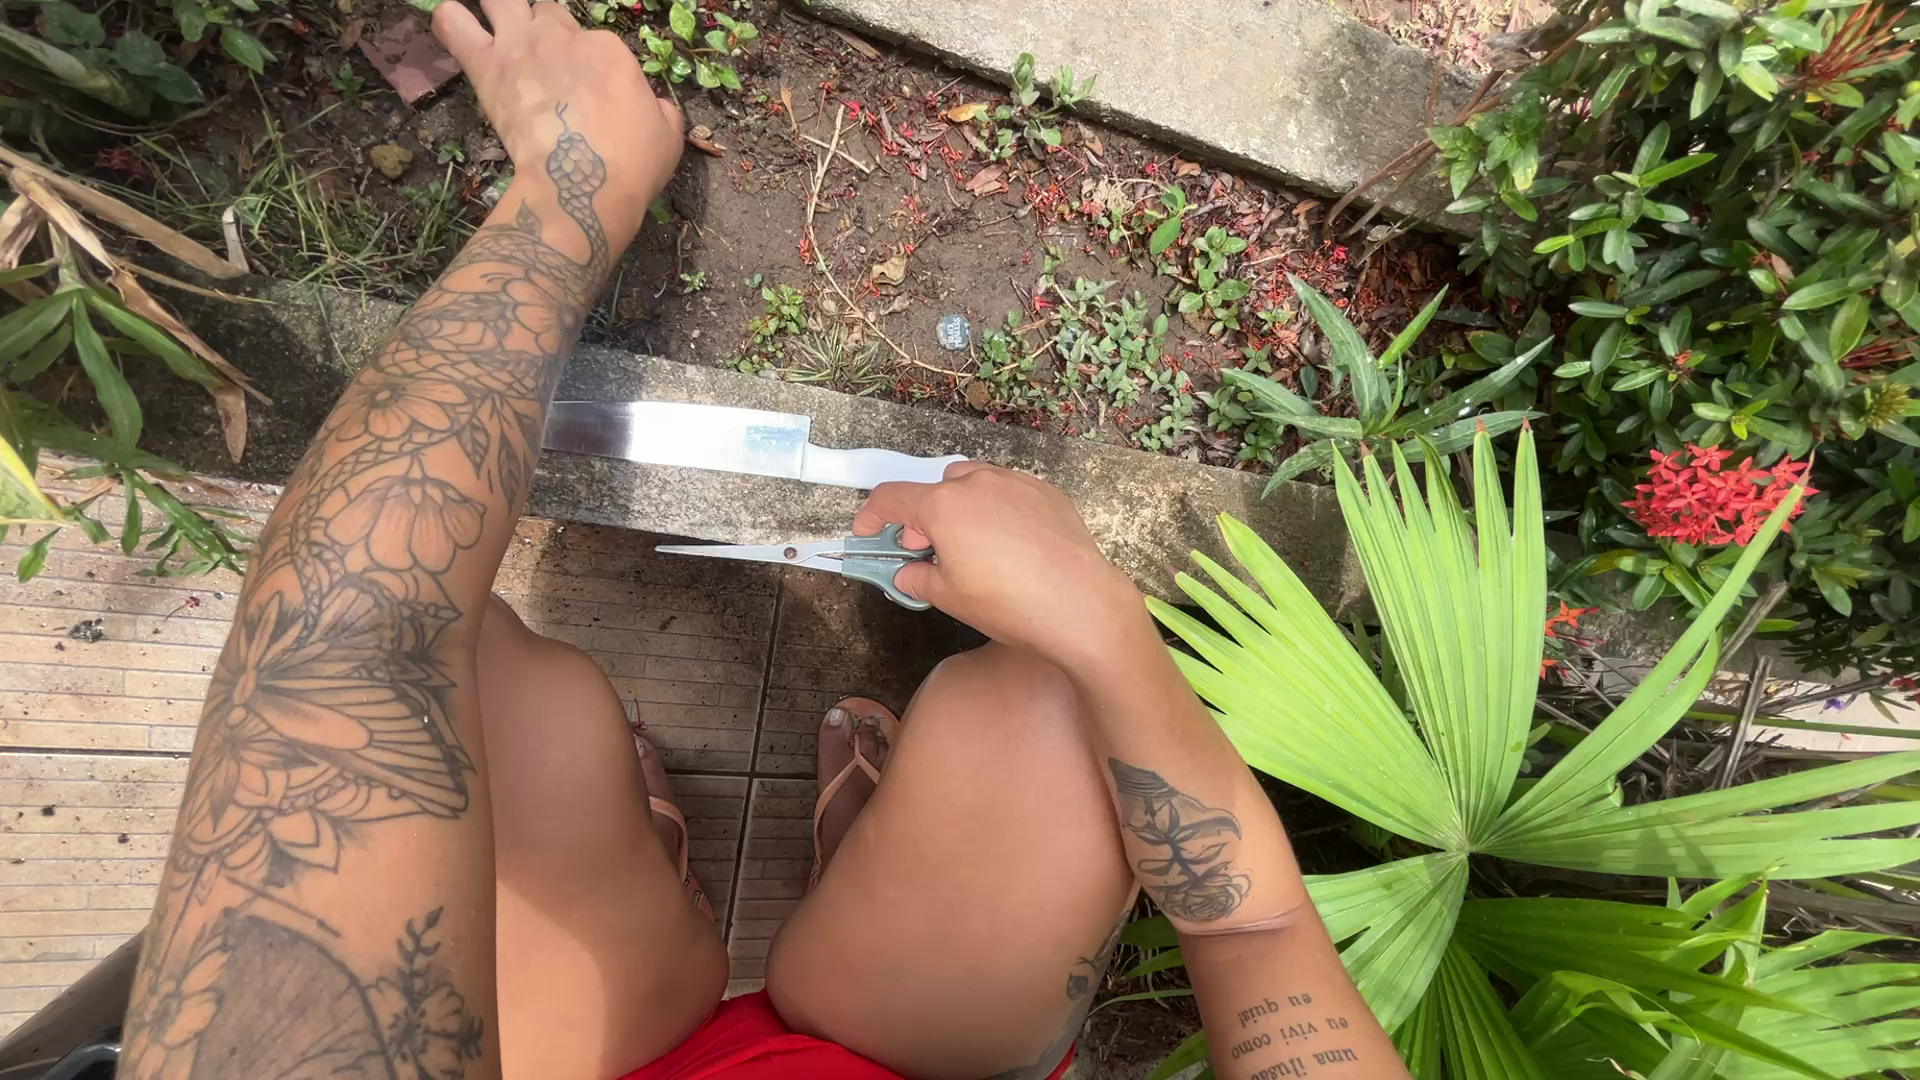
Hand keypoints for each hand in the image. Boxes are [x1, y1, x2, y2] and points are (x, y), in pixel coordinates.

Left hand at [434, 0, 681, 246]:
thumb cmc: (635, 165)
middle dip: (550, 35)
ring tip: (503, 35)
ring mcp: (521, 44)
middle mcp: (563, 34)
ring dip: (499, 11)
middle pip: (550, 13)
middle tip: (552, 71)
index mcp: (611, 49)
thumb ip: (660, 111)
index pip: (601, 46)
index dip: (598, 71)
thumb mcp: (669, 138)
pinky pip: (450, 21)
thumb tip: (654, 106)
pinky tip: (461, 34)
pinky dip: (452, 22)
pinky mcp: (486, 65)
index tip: (599, 99)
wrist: (587, 185)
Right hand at [853, 463, 1149, 669]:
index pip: (891, 498)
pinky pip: (1009, 490)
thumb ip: (918, 579)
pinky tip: (1011, 543)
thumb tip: (908, 573)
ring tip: (972, 545)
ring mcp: (1015, 483)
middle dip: (923, 517)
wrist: (1080, 604)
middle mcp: (977, 483)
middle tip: (928, 551)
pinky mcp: (1046, 492)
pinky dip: (997, 508)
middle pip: (935, 489)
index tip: (867, 531)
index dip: (871, 515)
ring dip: (961, 507)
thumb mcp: (950, 598)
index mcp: (943, 506)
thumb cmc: (1009, 603)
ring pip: (974, 482)